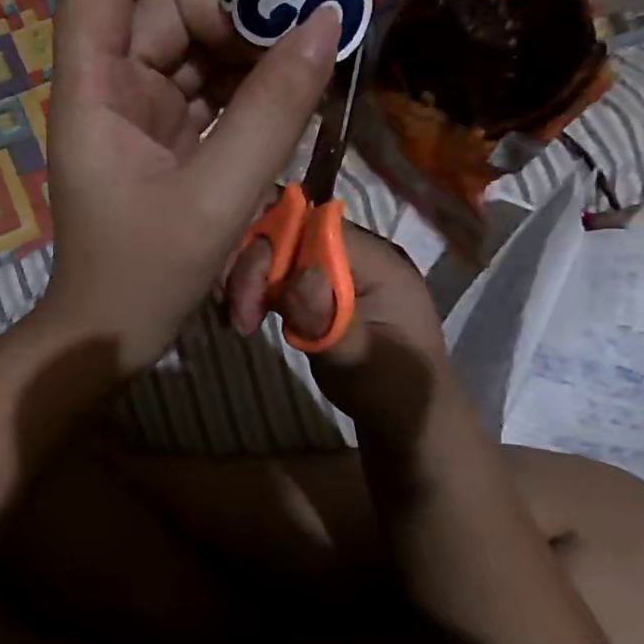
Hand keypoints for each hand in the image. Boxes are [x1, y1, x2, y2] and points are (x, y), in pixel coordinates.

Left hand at [40, 0, 341, 370]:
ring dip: (263, 51)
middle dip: (247, 10)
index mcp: (94, 87)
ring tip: (315, 84)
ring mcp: (144, 106)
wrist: (108, 336)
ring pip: (206, 41)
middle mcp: (113, 81)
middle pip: (177, 2)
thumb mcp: (214, 199)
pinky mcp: (171, 132)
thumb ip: (271, 112)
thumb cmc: (139, 279)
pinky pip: (219, 82)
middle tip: (319, 38)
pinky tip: (298, 101)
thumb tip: (328, 25)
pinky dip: (260, 84)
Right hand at [223, 220, 450, 422]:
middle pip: (286, 233)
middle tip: (236, 318)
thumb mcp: (360, 361)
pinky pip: (277, 272)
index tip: (247, 298)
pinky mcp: (318, 284)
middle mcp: (354, 252)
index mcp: (375, 259)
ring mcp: (335, 267)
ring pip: (275, 251)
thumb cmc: (392, 390)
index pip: (311, 228)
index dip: (270, 249)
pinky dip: (253, 289)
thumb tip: (300, 278)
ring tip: (236, 321)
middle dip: (251, 269)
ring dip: (247, 280)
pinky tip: (242, 317)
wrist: (408, 414)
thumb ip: (329, 321)